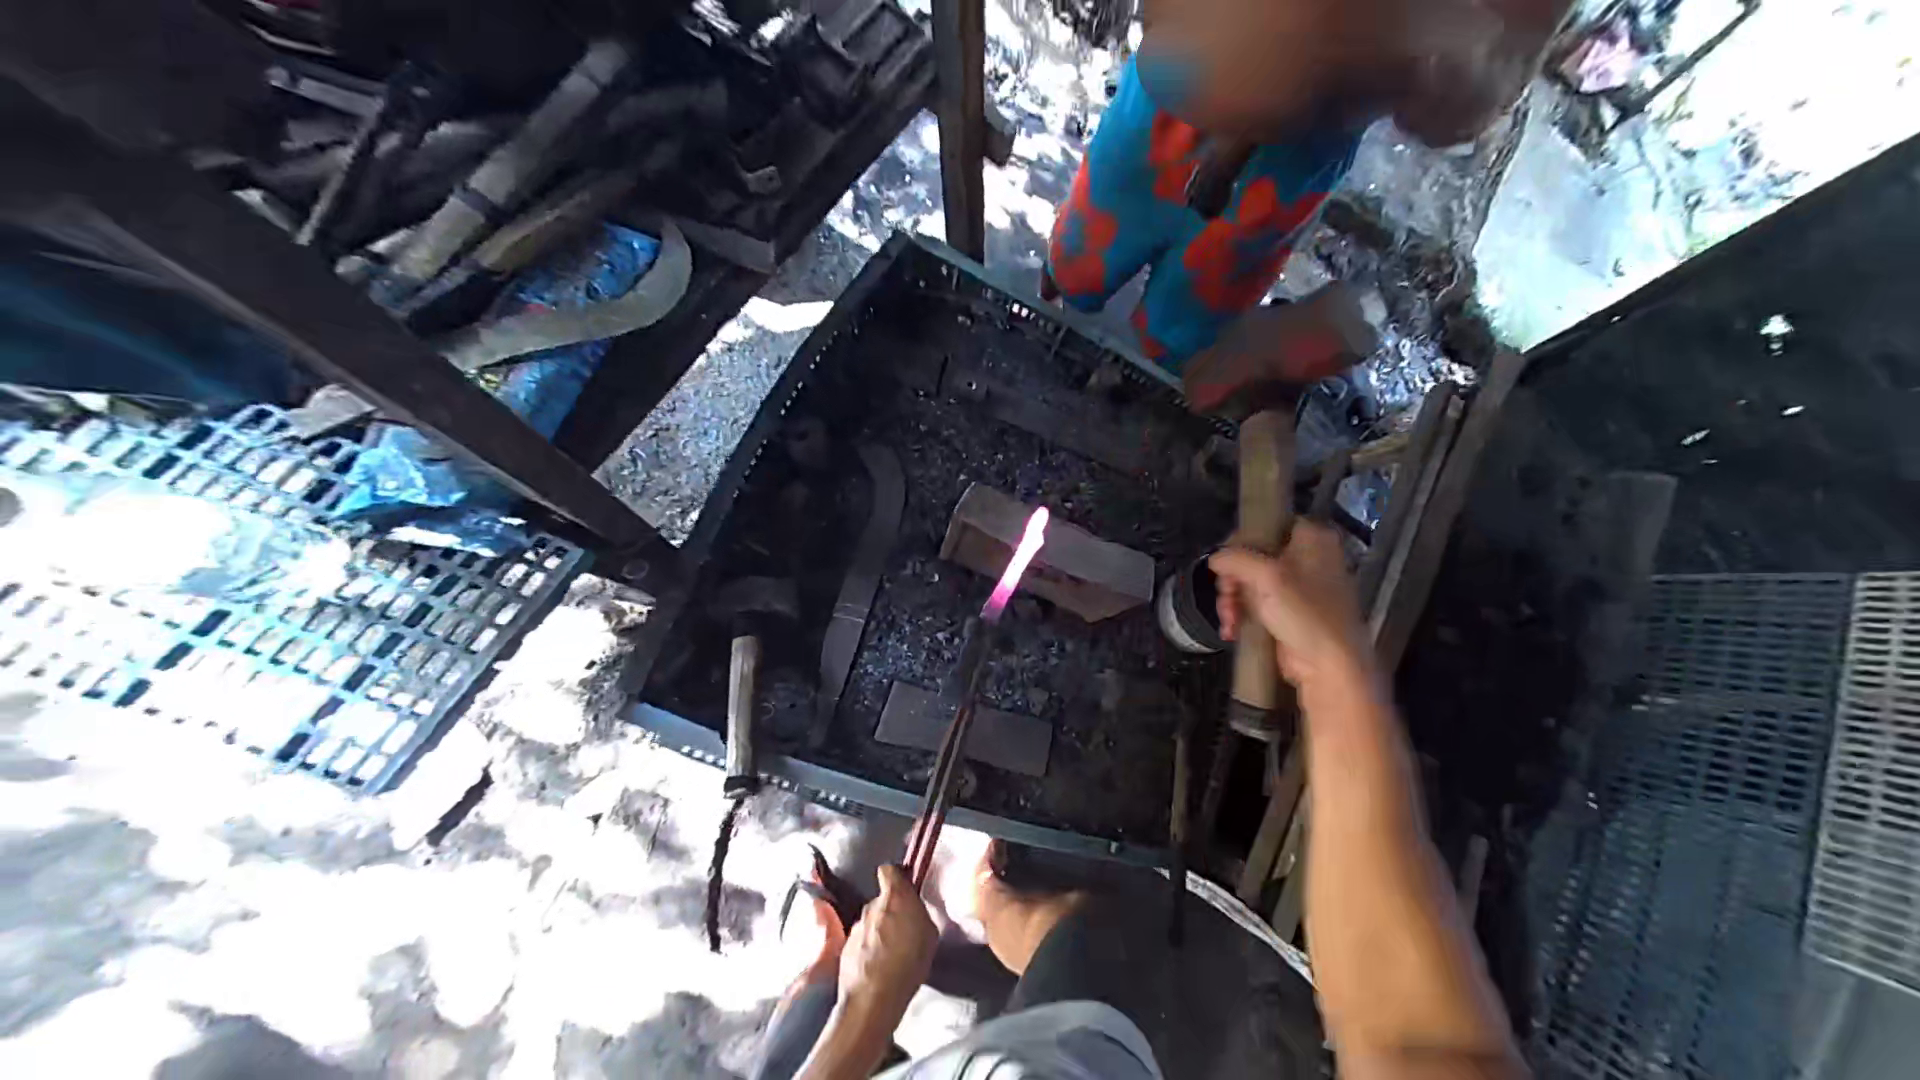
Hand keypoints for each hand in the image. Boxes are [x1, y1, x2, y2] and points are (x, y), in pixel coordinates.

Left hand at [838, 864, 936, 1012]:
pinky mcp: (845, 947)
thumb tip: (913, 910)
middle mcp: (872, 905)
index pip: (889, 870)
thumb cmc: (908, 964)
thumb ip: (919, 913)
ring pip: (871, 922)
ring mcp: (856, 926)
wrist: (873, 998)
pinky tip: (877, 968)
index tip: (904, 888)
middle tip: (902, 931)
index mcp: (894, 896)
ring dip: (879, 932)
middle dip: (890, 911)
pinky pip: (861, 941)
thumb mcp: (929, 935)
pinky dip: (868, 949)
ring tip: (890, 956)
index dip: (896, 877)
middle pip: (881, 900)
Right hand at [1208, 521, 1370, 688]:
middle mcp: (1307, 557)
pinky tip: (1232, 629)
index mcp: (1312, 538)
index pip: (1266, 524)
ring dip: (1232, 600)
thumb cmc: (1304, 613)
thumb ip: (1235, 559)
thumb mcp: (1267, 577)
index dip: (1241, 541)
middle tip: (1227, 595)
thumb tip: (1214, 558)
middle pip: (1252, 555)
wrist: (1329, 666)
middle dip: (1232, 579)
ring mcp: (1297, 587)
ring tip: (1229, 620)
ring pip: (1249, 581)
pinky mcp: (1288, 612)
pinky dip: (1240, 614)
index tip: (1224, 561)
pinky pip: (1254, 603)